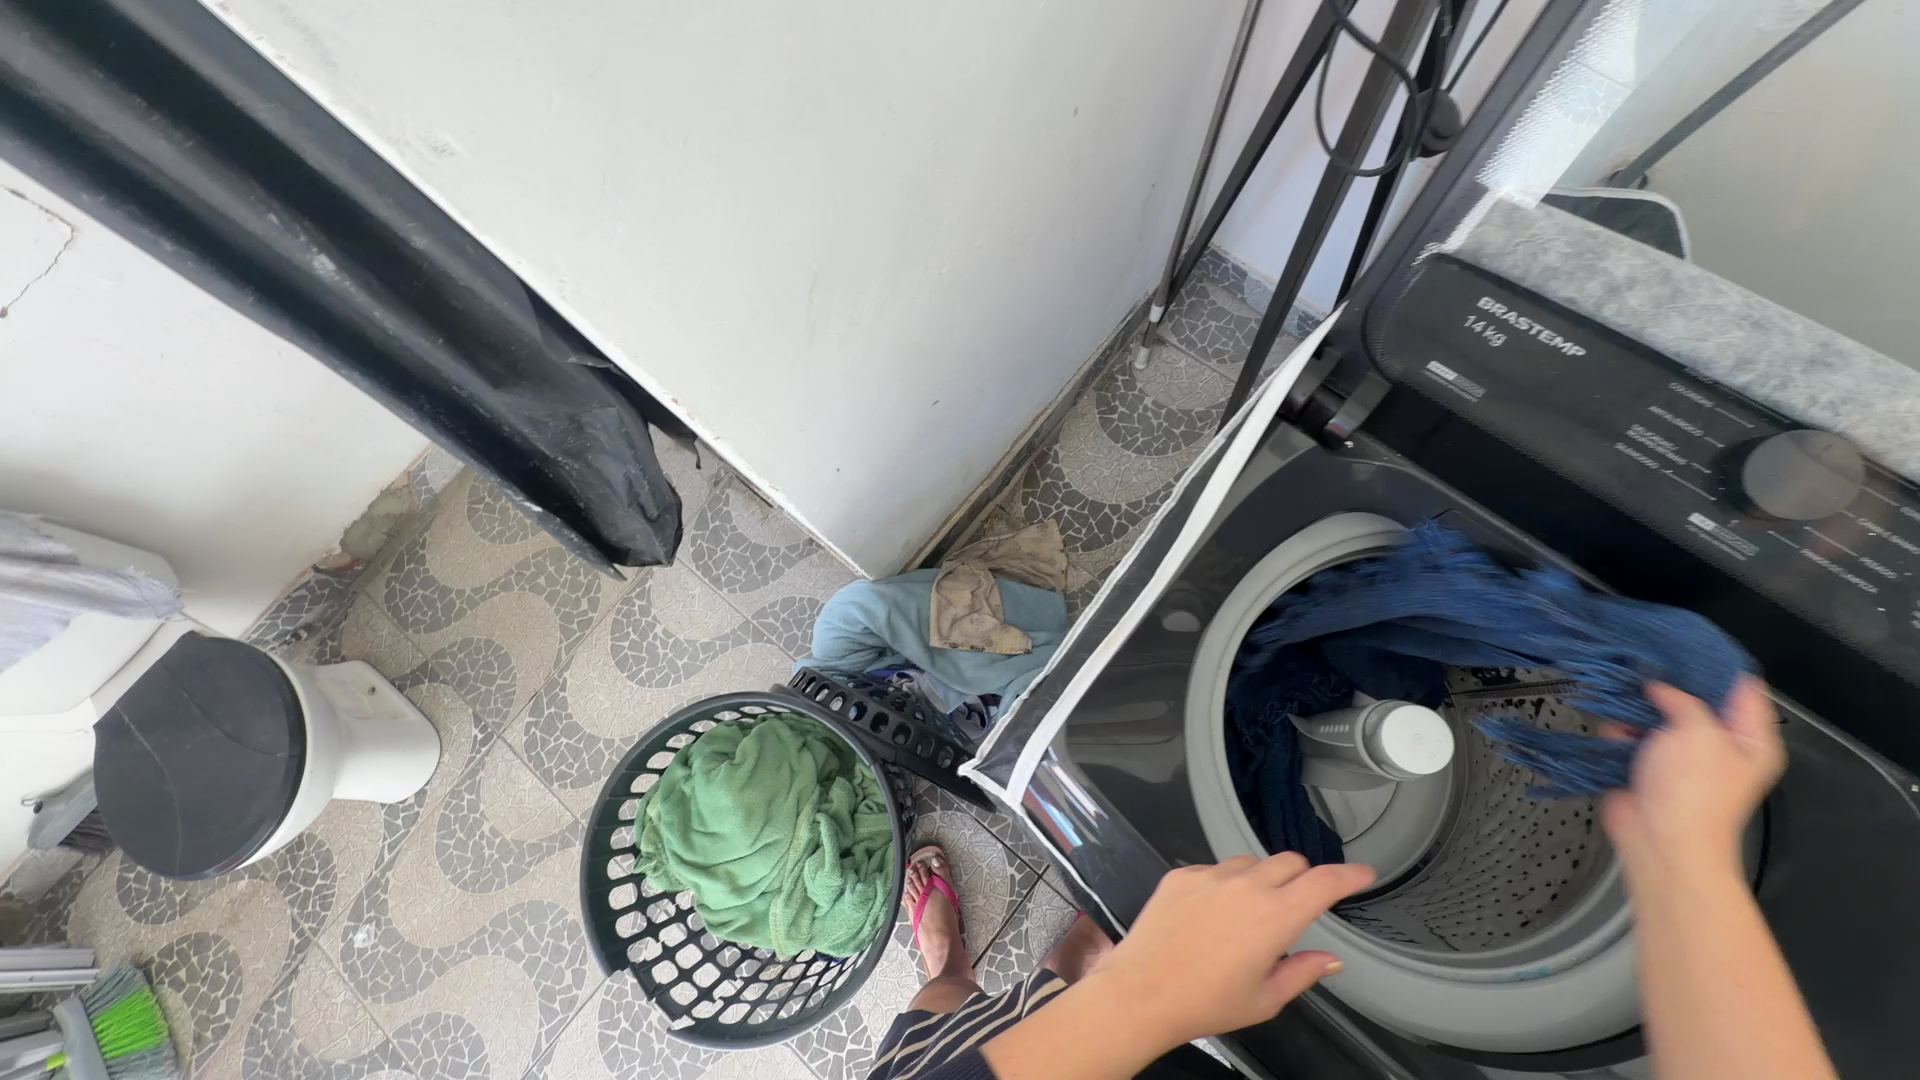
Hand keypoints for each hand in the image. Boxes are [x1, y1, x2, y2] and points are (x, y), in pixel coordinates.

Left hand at [1081, 854, 1375, 1048]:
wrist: (1143, 990)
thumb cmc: (1207, 1002)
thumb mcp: (1266, 998)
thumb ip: (1302, 971)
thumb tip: (1330, 958)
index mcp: (1275, 916)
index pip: (1323, 882)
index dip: (1349, 875)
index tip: (1363, 872)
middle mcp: (1244, 885)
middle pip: (1289, 861)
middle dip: (1303, 877)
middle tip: (1300, 903)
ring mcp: (1209, 874)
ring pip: (1250, 862)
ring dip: (1261, 879)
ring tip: (1250, 915)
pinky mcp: (1180, 874)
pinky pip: (1213, 869)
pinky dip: (1224, 884)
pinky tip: (1212, 915)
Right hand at [1603, 676, 1784, 880]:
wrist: (1658, 836)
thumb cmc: (1692, 789)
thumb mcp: (1698, 733)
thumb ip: (1683, 701)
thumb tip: (1659, 687)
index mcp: (1749, 739)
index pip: (1742, 690)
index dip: (1714, 666)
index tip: (1682, 645)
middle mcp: (1717, 745)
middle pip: (1693, 701)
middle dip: (1666, 684)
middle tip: (1641, 662)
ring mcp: (1680, 756)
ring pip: (1655, 715)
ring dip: (1635, 706)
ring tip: (1616, 693)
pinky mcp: (1646, 764)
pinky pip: (1630, 735)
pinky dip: (1616, 729)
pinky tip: (1608, 725)